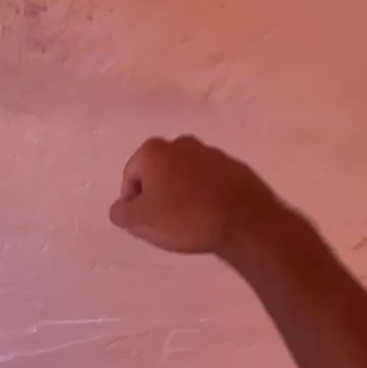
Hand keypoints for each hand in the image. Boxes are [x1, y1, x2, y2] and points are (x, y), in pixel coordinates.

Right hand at [109, 136, 316, 261]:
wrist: (246, 223)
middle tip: (164, 221)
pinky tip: (211, 216)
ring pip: (186, 175)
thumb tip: (121, 208)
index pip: (131, 175)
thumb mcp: (140, 222)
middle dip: (158, 194)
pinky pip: (211, 182)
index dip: (133, 201)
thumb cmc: (185, 218)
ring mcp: (213, 154)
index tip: (144, 221)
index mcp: (154, 151)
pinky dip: (207, 195)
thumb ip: (120, 212)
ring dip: (183, 193)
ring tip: (190, 221)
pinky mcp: (236, 168)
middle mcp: (182, 144)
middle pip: (159, 172)